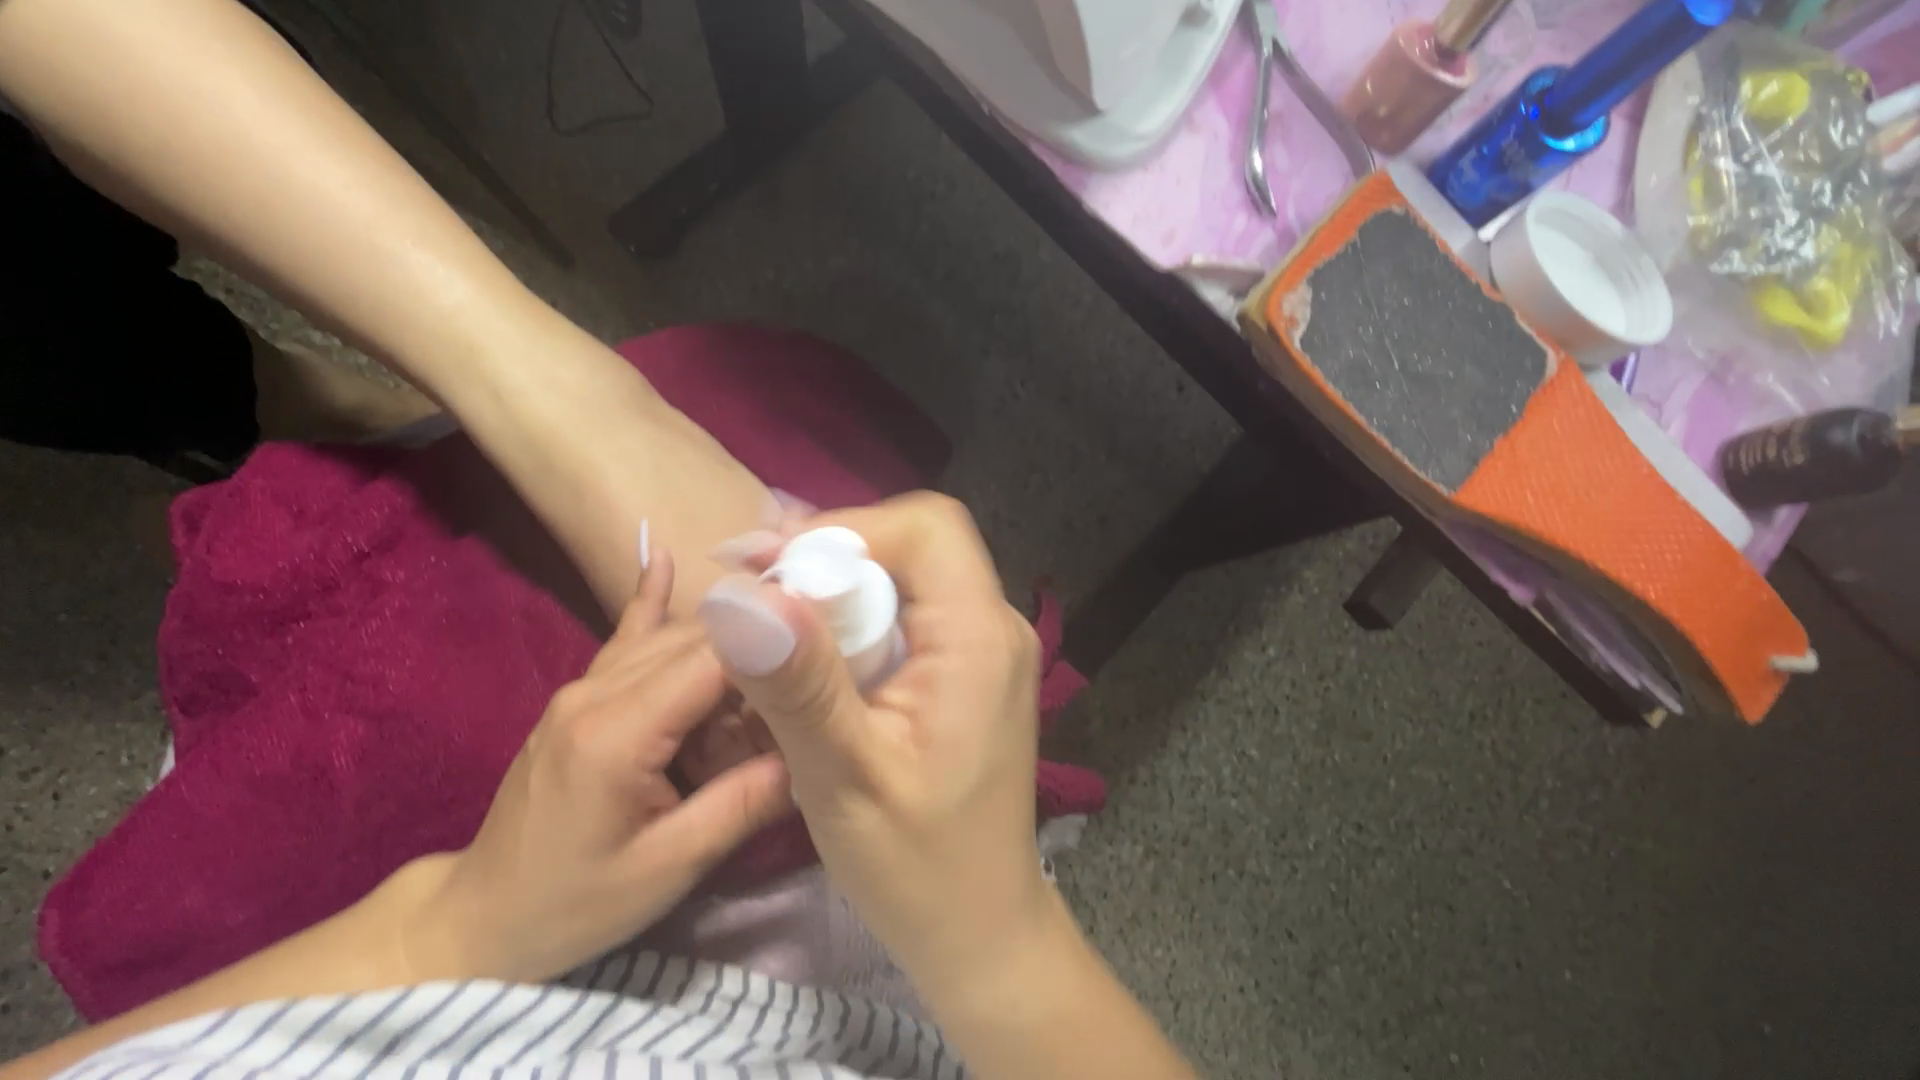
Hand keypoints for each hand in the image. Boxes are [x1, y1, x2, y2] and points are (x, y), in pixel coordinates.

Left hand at [404, 549, 792, 982]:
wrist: (485, 916)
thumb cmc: (578, 901)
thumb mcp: (670, 866)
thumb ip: (743, 803)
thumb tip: (815, 754)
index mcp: (618, 733)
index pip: (713, 661)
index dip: (773, 642)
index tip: (828, 637)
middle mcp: (595, 693)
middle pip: (695, 641)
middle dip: (760, 642)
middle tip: (821, 648)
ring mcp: (580, 690)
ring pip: (667, 638)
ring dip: (727, 638)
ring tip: (786, 624)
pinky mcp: (577, 699)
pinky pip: (623, 640)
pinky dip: (648, 601)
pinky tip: (662, 558)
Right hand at [695, 493, 1051, 995]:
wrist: (979, 928)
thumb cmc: (918, 868)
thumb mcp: (845, 778)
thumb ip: (798, 684)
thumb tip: (741, 593)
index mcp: (979, 638)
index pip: (925, 528)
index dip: (844, 529)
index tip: (767, 569)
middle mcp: (994, 627)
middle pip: (914, 546)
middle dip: (831, 558)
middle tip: (752, 592)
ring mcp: (985, 649)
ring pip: (907, 578)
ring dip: (837, 591)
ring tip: (768, 621)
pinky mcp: (967, 673)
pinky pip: (909, 617)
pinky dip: (855, 623)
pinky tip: (811, 656)